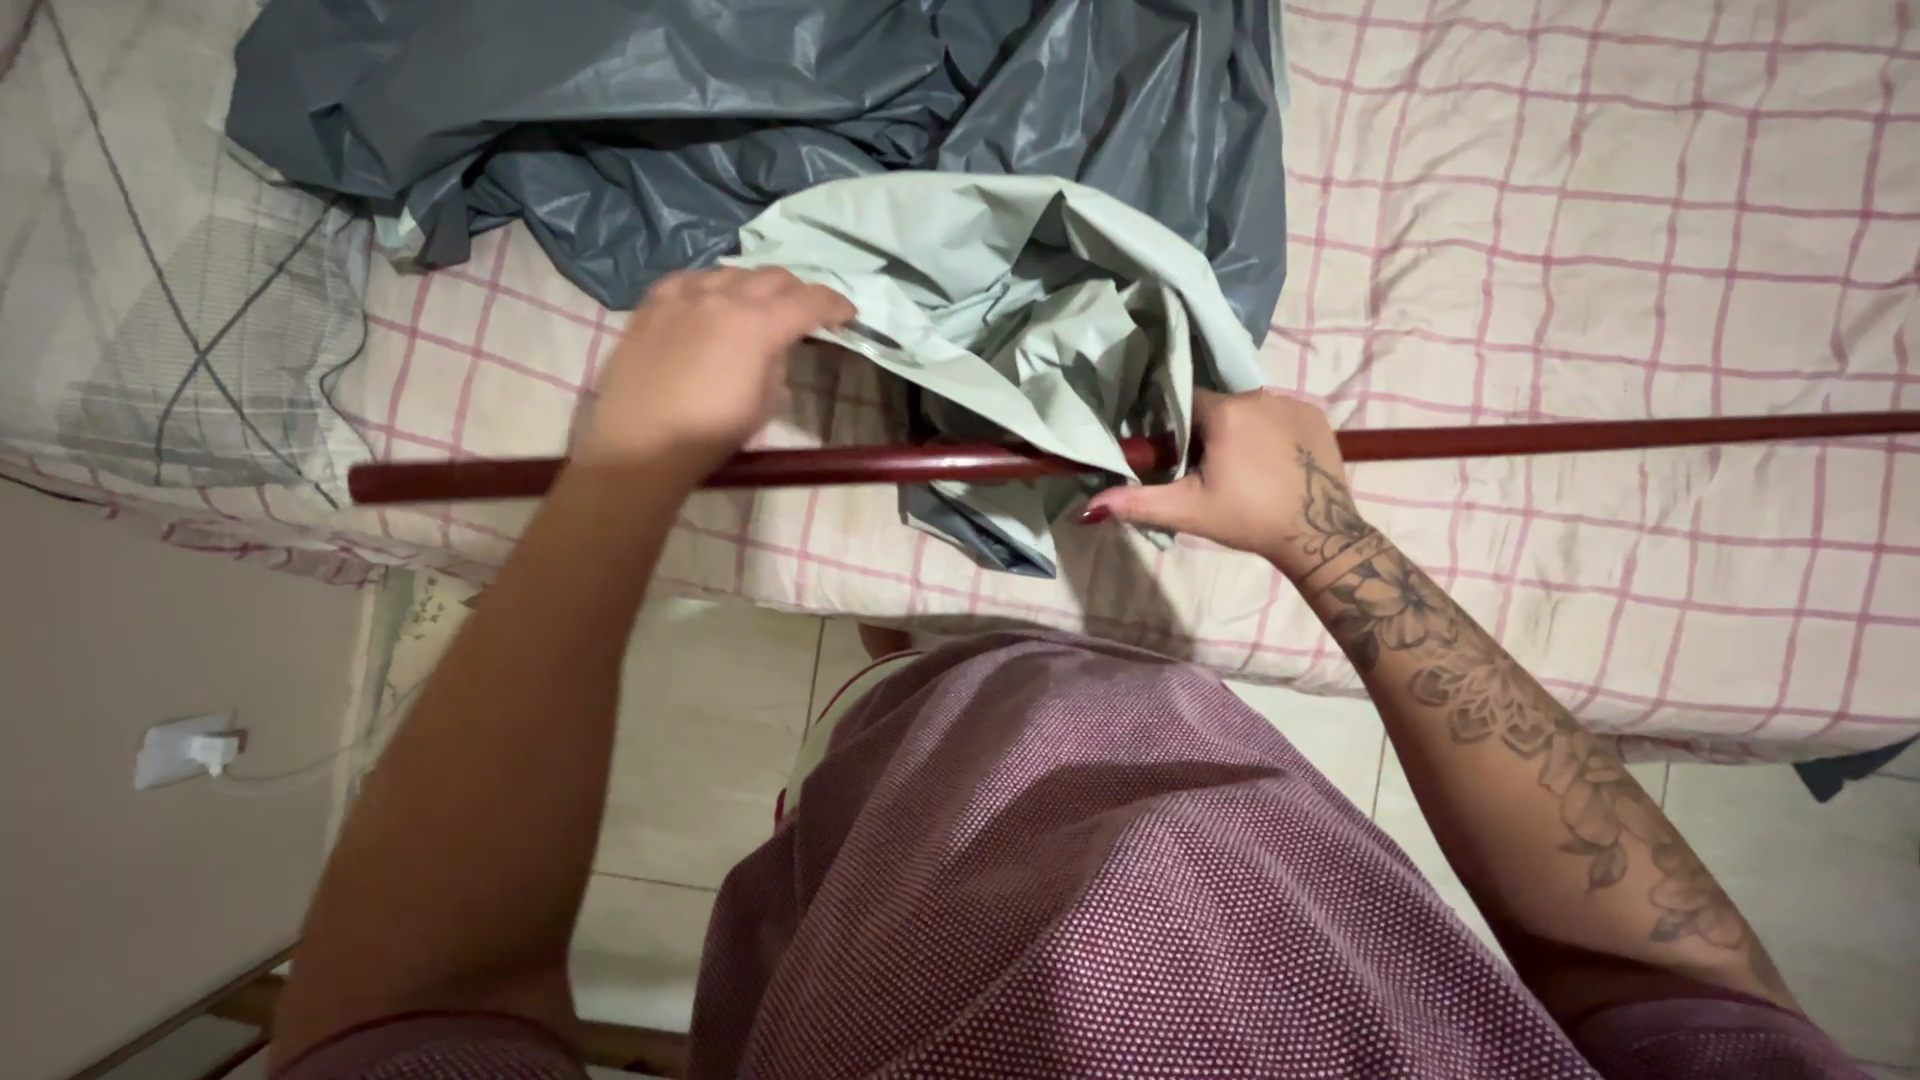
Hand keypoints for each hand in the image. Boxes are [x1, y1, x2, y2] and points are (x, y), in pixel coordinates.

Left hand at [577, 267, 854, 476]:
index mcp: (757, 324)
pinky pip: (691, 279)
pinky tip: (712, 302)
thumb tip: (774, 346)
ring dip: (756, 287)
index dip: (836, 306)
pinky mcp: (652, 303)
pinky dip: (713, 286)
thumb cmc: (711, 433)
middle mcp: (722, 297)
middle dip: (798, 293)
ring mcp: (683, 295)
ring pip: (732, 272)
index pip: (810, 301)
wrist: (639, 444)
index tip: (848, 316)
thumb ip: (777, 363)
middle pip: (774, 278)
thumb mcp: (765, 403)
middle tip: (806, 314)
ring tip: (759, 308)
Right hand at [1081, 388, 1370, 576]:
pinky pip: (1279, 414)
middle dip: (1207, 431)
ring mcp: (1293, 403)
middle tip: (1207, 471)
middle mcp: (1260, 395)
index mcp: (1226, 411)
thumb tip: (1086, 508)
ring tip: (1240, 469)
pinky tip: (1269, 462)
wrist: (1319, 535)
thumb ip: (1136, 502)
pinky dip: (1269, 432)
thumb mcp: (1186, 511)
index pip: (1185, 401)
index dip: (1175, 427)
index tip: (1175, 455)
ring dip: (1238, 430)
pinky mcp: (1316, 415)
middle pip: (1217, 405)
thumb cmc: (1247, 519)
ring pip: (1248, 409)